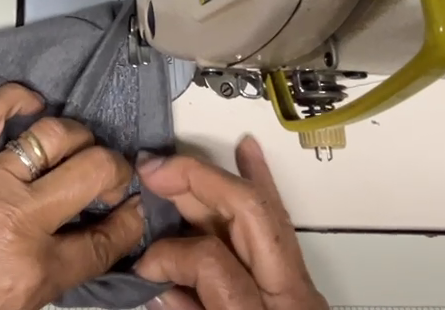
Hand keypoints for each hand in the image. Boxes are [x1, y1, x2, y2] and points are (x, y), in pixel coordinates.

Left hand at [0, 82, 145, 309]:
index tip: (134, 212)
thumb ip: (45, 283)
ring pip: (53, 136)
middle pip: (94, 174)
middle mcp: (18, 221)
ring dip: (77, 135)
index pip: (103, 242)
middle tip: (114, 174)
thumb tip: (74, 256)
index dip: (129, 224)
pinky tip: (31, 104)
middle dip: (116, 170)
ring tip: (80, 144)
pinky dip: (17, 97)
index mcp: (32, 273)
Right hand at [134, 136, 325, 309]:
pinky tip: (247, 150)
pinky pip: (279, 226)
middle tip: (152, 173)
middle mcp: (291, 300)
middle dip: (197, 183)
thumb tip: (159, 286)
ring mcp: (302, 294)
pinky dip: (261, 185)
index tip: (141, 267)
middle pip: (247, 217)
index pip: (213, 265)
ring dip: (219, 179)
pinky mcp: (302, 294)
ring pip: (264, 212)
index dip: (169, 256)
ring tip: (176, 162)